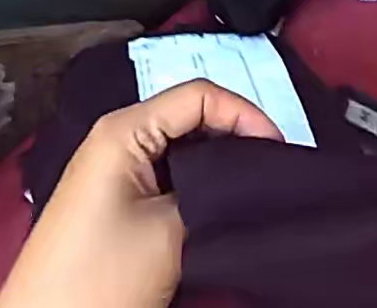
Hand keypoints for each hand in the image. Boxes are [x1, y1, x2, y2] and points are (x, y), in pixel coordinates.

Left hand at [0, 81, 282, 307]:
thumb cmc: (99, 281)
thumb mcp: (168, 231)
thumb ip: (213, 189)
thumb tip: (249, 169)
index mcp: (125, 128)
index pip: (199, 96)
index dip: (243, 113)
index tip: (277, 147)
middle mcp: (119, 135)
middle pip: (191, 113)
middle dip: (234, 132)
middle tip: (271, 163)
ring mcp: (115, 166)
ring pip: (182, 142)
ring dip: (218, 156)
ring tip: (254, 180)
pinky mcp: (116, 197)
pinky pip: (168, 169)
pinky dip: (199, 177)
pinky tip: (221, 198)